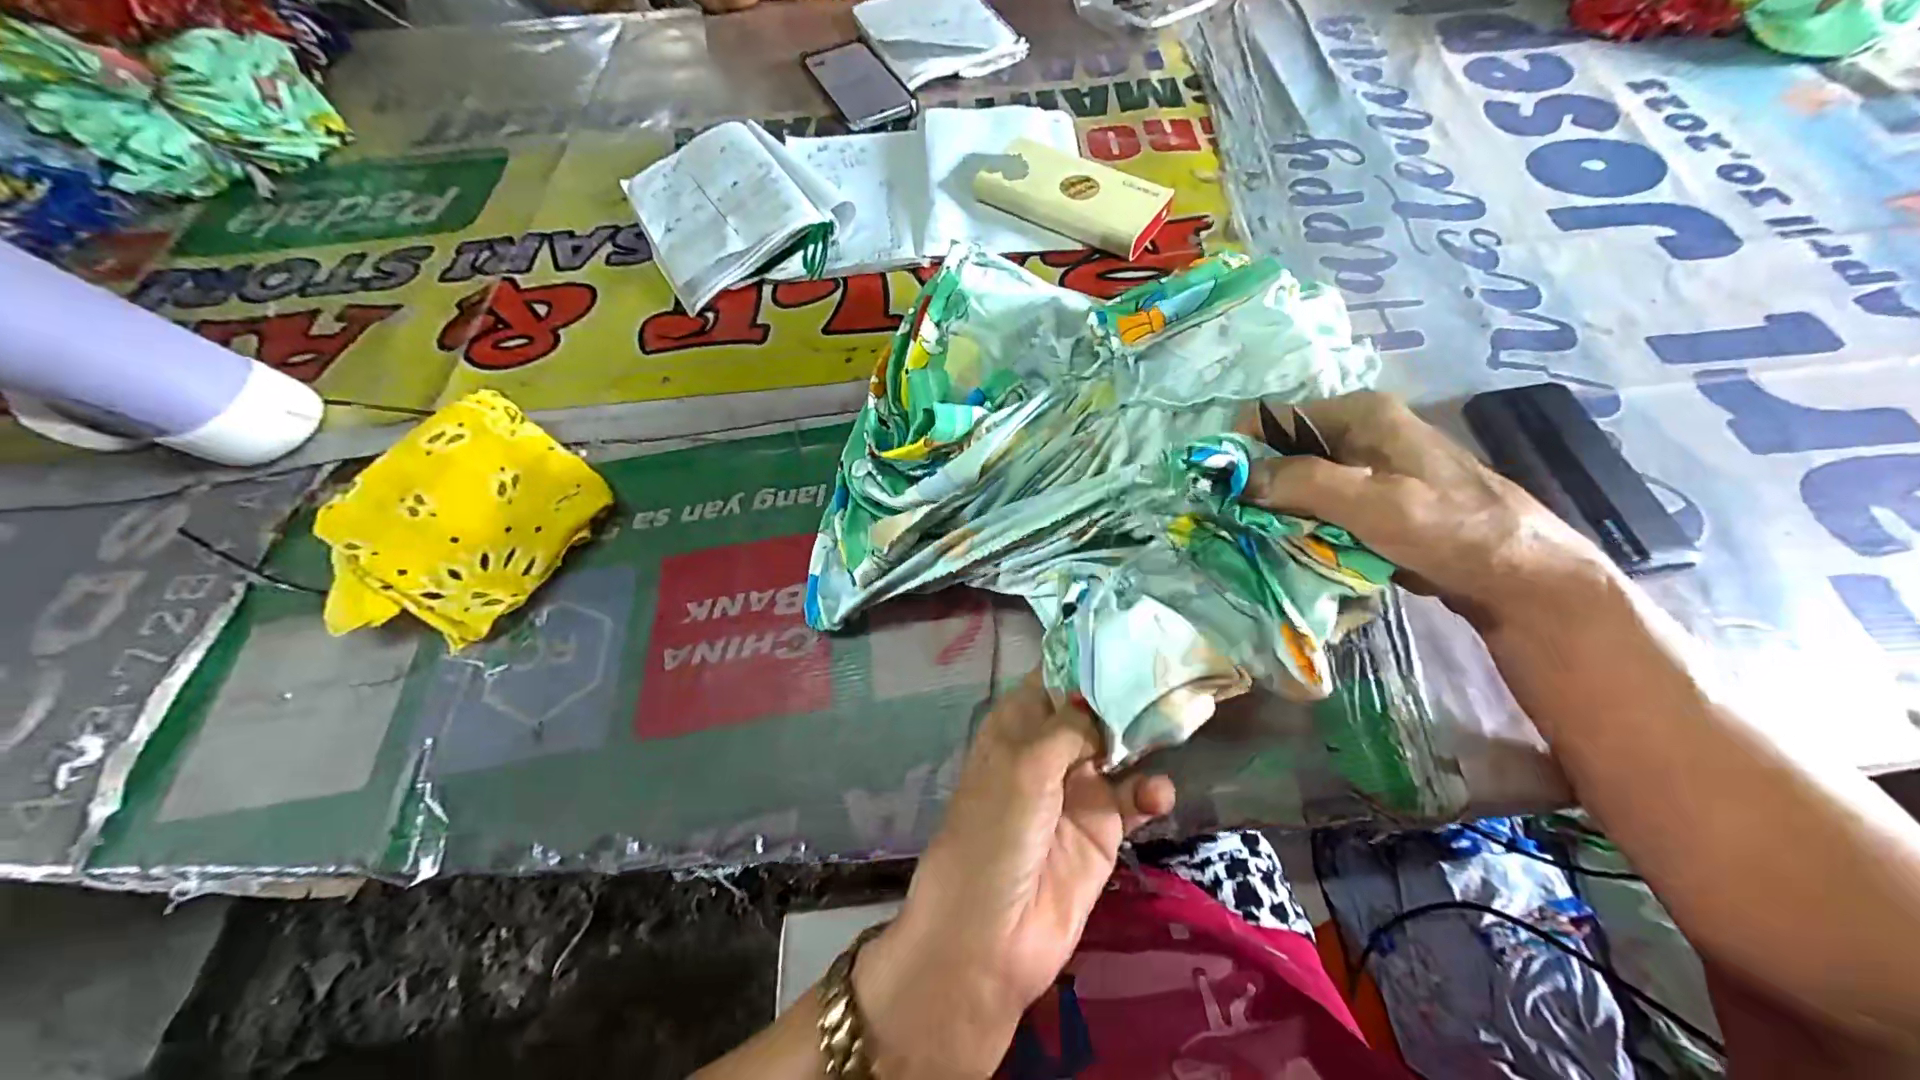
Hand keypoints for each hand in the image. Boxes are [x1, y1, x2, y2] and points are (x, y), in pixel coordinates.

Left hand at [853, 674, 1175, 1078]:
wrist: (990, 936)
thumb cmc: (995, 835)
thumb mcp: (1025, 768)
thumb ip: (1067, 728)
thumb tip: (1102, 704)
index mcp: (1017, 725)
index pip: (1054, 678)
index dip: (1087, 658)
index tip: (1131, 634)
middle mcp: (1048, 749)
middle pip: (1092, 709)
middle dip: (1126, 693)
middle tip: (1172, 669)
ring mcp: (1076, 789)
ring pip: (1119, 748)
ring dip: (1146, 737)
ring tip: (1179, 720)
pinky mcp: (1102, 829)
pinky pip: (1134, 796)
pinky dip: (1149, 790)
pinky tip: (1158, 793)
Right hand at [1240, 391, 1613, 630]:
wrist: (1520, 574)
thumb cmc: (1450, 528)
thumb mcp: (1374, 503)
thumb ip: (1304, 483)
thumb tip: (1238, 479)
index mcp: (1358, 413)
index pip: (1270, 419)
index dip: (1240, 452)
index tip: (1220, 495)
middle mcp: (1357, 430)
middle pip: (1281, 452)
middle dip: (1258, 488)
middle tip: (1243, 527)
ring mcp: (1364, 466)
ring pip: (1296, 483)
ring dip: (1279, 512)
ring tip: (1270, 542)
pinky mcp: (1369, 498)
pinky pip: (1317, 506)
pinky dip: (1302, 525)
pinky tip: (1301, 547)